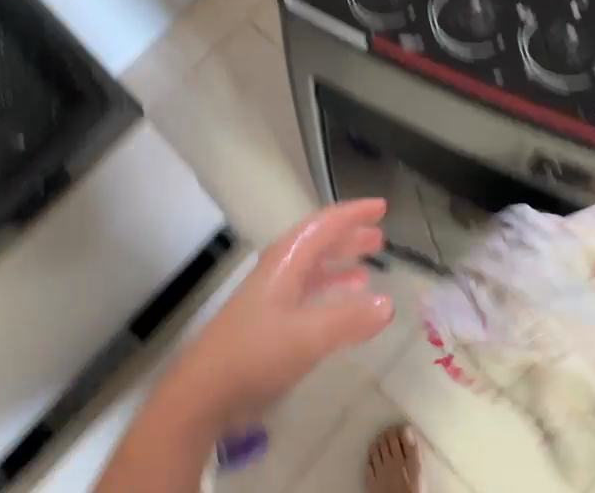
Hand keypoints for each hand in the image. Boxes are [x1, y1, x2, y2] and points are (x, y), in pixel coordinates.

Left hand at [165, 200, 394, 426]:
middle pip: (318, 242)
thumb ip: (349, 319)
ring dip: (340, 263)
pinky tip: (345, 305)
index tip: (381, 206)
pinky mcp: (271, 321)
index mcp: (286, 261)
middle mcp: (280, 270)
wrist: (205, 389)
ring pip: (313, 268)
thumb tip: (389, 302)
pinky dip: (331, 292)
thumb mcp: (307, 336)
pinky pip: (309, 294)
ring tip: (369, 266)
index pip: (324, 225)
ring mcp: (273, 295)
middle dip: (349, 236)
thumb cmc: (255, 353)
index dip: (353, 214)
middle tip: (380, 236)